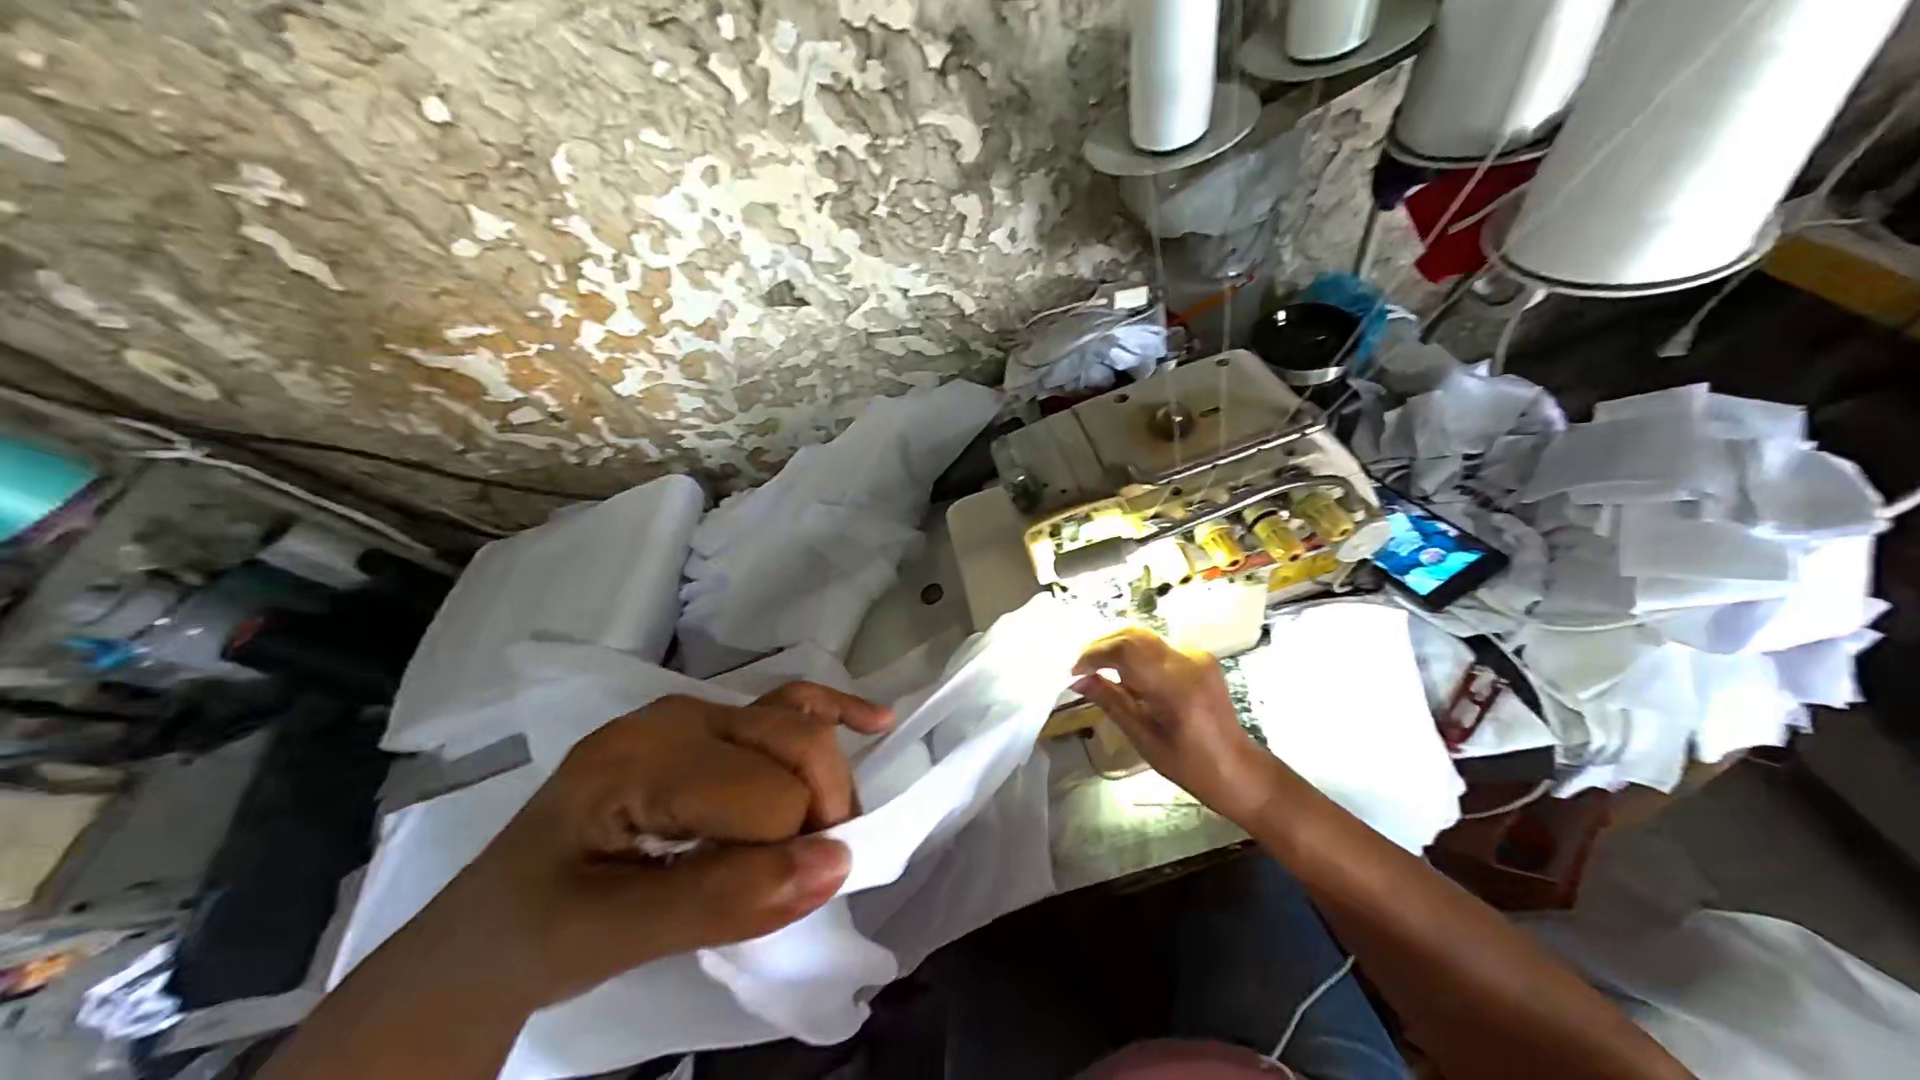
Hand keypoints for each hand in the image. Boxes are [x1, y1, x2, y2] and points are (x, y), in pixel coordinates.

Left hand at [410, 682, 893, 1009]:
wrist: (491, 930)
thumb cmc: (538, 932)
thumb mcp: (614, 934)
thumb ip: (724, 899)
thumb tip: (837, 863)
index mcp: (640, 758)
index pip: (766, 795)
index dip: (788, 855)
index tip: (781, 901)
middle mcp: (674, 718)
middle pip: (792, 744)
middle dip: (822, 811)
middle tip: (806, 877)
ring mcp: (692, 715)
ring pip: (796, 724)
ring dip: (828, 782)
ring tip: (826, 836)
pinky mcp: (706, 727)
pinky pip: (784, 705)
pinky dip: (833, 713)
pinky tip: (875, 719)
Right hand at [1072, 627, 1280, 826]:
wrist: (1238, 768)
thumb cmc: (1190, 764)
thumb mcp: (1144, 738)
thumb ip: (1111, 702)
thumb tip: (1078, 680)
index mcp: (1175, 685)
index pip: (1125, 650)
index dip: (1094, 655)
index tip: (1075, 672)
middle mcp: (1188, 661)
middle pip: (1134, 636)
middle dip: (1102, 647)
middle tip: (1082, 668)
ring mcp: (1197, 656)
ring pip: (1145, 638)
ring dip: (1118, 649)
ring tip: (1100, 672)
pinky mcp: (1201, 658)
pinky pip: (1159, 646)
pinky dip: (1137, 655)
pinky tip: (1129, 678)